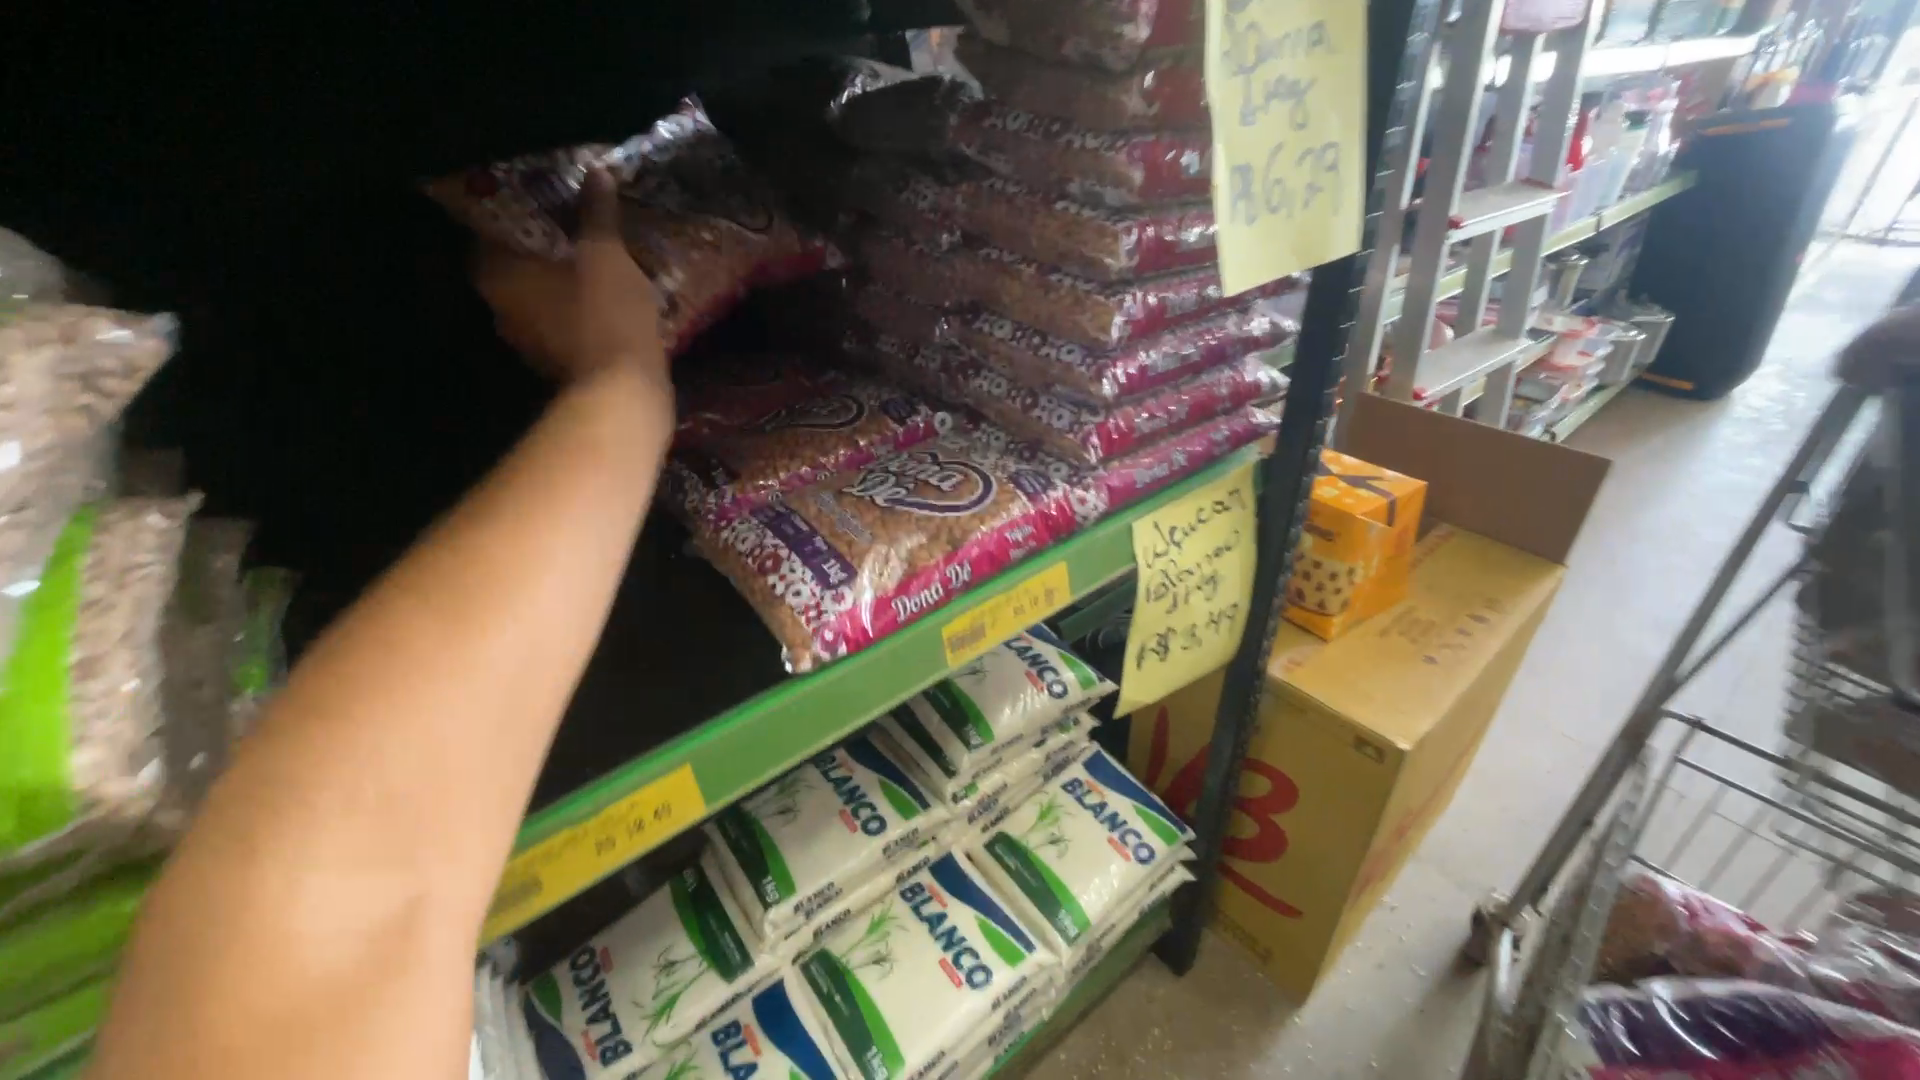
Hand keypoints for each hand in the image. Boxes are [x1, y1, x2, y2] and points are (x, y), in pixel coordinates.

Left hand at [476, 167, 669, 394]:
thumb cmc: (606, 315)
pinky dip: (572, 311)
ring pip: (535, 297)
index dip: (512, 208)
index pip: (487, 225)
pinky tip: (600, 300)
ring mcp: (523, 340)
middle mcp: (497, 306)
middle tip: (570, 227)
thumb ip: (597, 213)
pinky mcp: (551, 363)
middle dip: (538, 247)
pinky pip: (556, 324)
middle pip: (511, 264)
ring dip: (556, 282)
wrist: (623, 393)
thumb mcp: (606, 254)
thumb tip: (595, 172)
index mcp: (496, 272)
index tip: (540, 197)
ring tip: (590, 262)